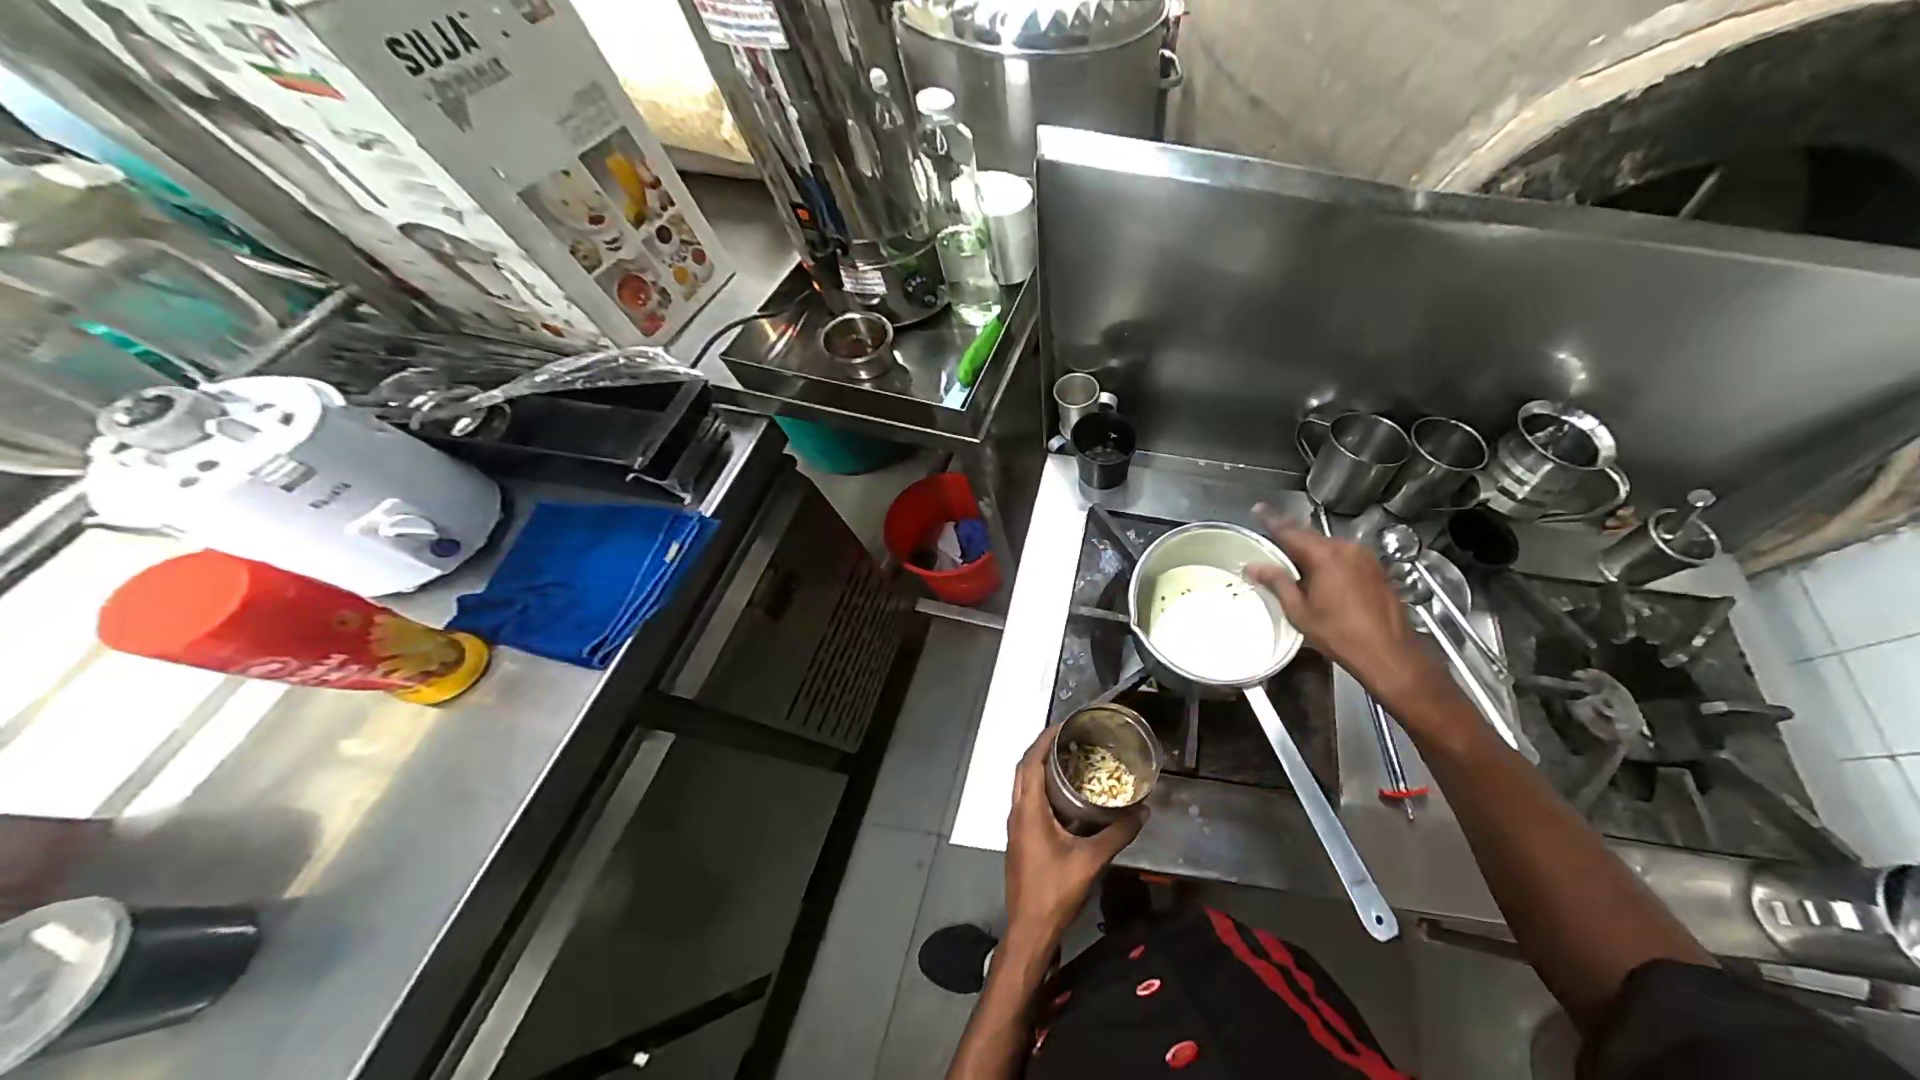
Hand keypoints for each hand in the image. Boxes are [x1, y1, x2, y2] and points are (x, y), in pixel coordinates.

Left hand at [1005, 724, 1145, 941]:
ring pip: (1023, 786)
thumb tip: (1141, 812)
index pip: (1030, 762)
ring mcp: (1015, 826)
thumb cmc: (1055, 891)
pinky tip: (1063, 795)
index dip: (1044, 739)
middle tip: (1069, 738)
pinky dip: (1040, 788)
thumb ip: (1117, 834)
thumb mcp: (1091, 860)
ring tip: (1068, 759)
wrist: (1029, 928)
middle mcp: (1017, 812)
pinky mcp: (1019, 838)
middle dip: (1041, 749)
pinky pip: (1027, 801)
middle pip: (1023, 769)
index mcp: (1028, 810)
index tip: (1063, 725)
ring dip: (1039, 768)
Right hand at [1247, 504, 1451, 716]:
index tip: (1258, 509)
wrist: (1388, 653)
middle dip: (1291, 540)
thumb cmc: (1339, 634)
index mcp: (1324, 555)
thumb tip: (1254, 567)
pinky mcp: (1376, 569)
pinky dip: (1329, 561)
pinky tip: (1321, 578)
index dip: (1271, 520)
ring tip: (1295, 567)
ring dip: (1311, 553)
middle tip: (1272, 547)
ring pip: (1329, 547)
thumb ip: (1277, 582)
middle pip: (1311, 537)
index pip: (1290, 531)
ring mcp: (1365, 558)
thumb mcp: (1299, 610)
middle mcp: (1347, 549)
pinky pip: (1345, 557)